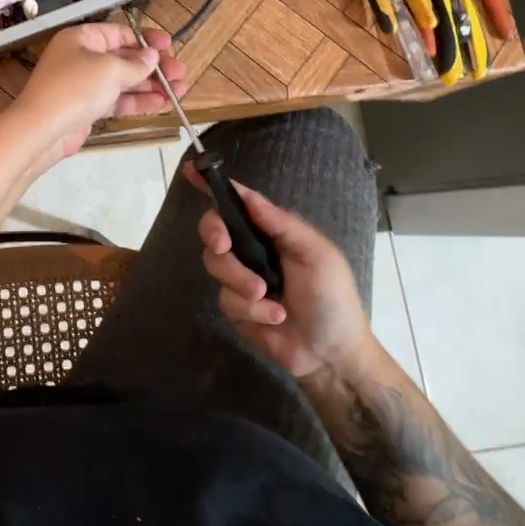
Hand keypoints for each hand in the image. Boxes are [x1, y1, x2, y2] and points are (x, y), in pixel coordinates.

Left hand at [13, 22, 186, 158]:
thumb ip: (135, 64)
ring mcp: (84, 84)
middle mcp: (82, 58)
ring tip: (179, 90)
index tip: (168, 45)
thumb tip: (152, 58)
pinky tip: (161, 103)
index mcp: (81, 38)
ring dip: (150, 85)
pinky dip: (137, 101)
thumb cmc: (73, 89)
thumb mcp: (110, 70)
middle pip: (124, 58)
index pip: (119, 33)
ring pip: (123, 81)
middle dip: (153, 66)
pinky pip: (117, 100)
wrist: (42, 129)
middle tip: (179, 72)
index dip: (145, 39)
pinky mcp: (87, 107)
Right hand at [186, 167, 376, 378]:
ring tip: (267, 297)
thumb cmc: (333, 298)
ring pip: (215, 265)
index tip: (191, 170)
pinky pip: (225, 298)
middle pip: (214, 229)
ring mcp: (241, 279)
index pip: (239, 202)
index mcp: (273, 231)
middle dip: (214, 234)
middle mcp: (253, 250)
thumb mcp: (317, 255)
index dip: (213, 185)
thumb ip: (282, 224)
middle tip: (223, 246)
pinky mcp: (236, 308)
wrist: (331, 355)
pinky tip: (275, 318)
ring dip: (240, 281)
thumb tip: (248, 195)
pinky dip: (250, 310)